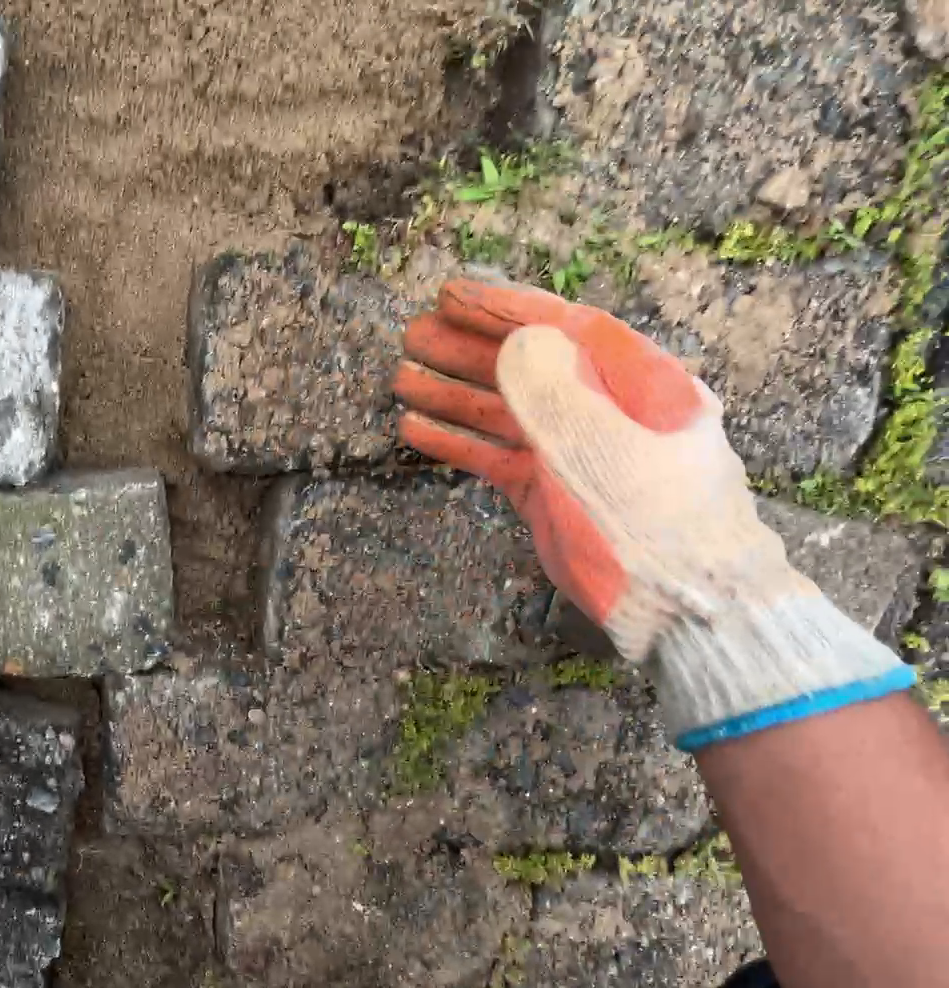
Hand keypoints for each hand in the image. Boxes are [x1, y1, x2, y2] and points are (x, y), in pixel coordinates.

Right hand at [393, 280, 910, 748]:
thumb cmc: (649, 519)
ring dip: (451, 392)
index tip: (451, 295)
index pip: (566, 328)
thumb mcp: (604, 450)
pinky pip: (493, 453)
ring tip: (400, 378)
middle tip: (412, 334)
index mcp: (638, 384)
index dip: (506, 307)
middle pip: (526, 364)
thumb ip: (557, 395)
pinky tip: (413, 431)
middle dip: (468, 347)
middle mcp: (602, 408)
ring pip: (502, 409)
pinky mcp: (547, 486)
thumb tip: (516, 342)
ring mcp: (571, 448)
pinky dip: (454, 441)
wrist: (676, 602)